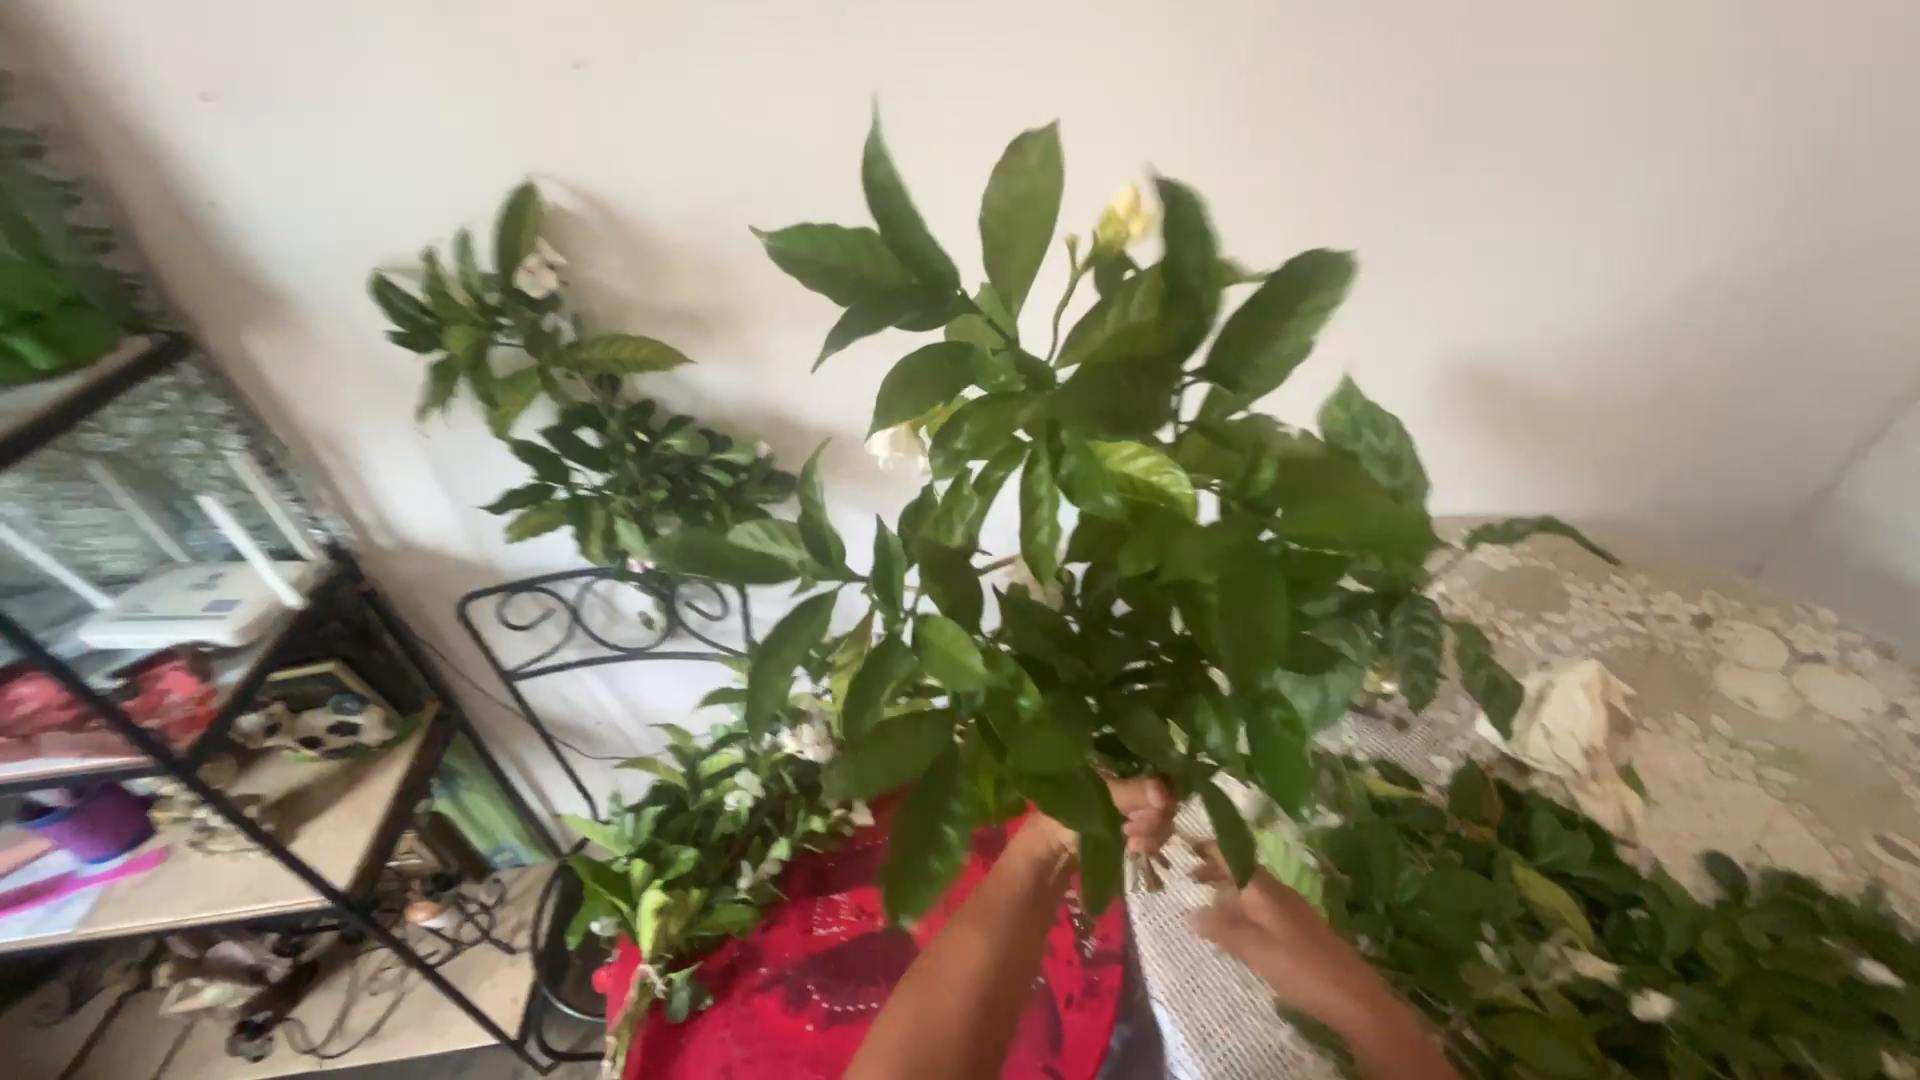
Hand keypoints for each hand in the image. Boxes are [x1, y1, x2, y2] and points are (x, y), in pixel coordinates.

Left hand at [1025, 775, 1175, 861]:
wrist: (1051, 848)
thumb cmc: (1068, 810)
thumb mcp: (1099, 798)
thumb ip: (1131, 793)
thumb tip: (1163, 793)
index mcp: (1120, 758)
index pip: (1158, 763)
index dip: (1163, 786)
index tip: (1155, 805)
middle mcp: (1131, 776)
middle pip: (1166, 792)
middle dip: (1155, 815)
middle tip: (1132, 829)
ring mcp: (1134, 802)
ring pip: (1164, 814)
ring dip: (1153, 831)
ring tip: (1130, 841)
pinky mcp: (1135, 825)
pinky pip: (1157, 831)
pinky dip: (1150, 841)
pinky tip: (1133, 847)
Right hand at [1186, 839, 1394, 1030]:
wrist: (1355, 998)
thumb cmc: (1299, 966)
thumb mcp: (1253, 948)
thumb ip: (1220, 928)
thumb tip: (1188, 913)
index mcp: (1263, 888)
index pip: (1231, 855)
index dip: (1209, 848)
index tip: (1185, 845)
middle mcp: (1276, 891)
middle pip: (1241, 871)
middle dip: (1216, 871)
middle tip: (1190, 877)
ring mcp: (1290, 910)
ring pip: (1252, 891)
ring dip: (1228, 893)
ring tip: (1207, 907)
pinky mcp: (1299, 929)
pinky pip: (1262, 909)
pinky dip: (1243, 910)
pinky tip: (1237, 933)